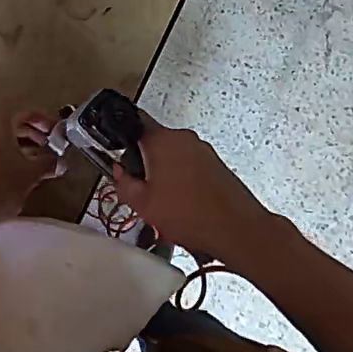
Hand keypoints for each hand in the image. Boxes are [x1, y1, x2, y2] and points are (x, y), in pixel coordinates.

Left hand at [0, 105, 60, 222]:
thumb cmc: (0, 185)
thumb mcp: (30, 173)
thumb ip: (48, 163)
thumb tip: (59, 163)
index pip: (27, 113)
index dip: (45, 122)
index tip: (57, 134)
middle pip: (10, 122)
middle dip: (32, 133)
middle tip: (48, 145)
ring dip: (18, 144)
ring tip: (35, 159)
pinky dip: (2, 152)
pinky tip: (15, 169)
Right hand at [110, 113, 275, 260]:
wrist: (234, 228)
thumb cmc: (190, 214)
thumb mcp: (142, 204)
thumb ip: (124, 183)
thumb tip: (120, 172)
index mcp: (162, 140)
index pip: (134, 124)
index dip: (122, 140)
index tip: (118, 155)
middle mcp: (184, 138)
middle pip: (155, 142)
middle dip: (145, 163)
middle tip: (140, 189)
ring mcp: (203, 150)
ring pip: (174, 155)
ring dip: (165, 173)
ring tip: (165, 202)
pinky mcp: (216, 164)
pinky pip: (191, 166)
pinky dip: (184, 180)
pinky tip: (183, 204)